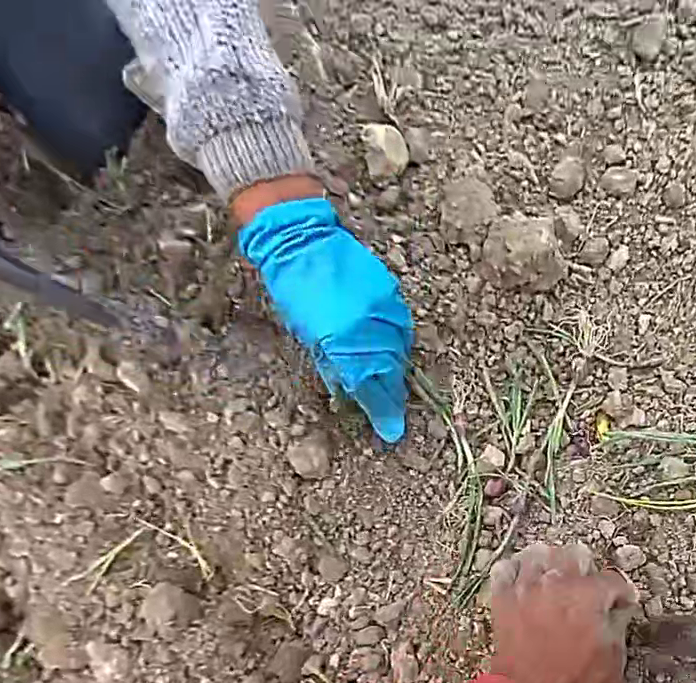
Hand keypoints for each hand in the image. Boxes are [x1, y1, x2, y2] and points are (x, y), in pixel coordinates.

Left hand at [237, 192, 412, 441]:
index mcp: (343, 340)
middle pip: (391, 372)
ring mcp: (386, 310)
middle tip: (393, 412)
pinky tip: (388, 345)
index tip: (391, 432)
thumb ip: (334, 364)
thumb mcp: (308, 334)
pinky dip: (396, 341)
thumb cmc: (294, 288)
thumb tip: (353, 391)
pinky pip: (402, 328)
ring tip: (390, 380)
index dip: (382, 412)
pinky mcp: (393, 295)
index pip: (370, 387)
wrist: (300, 237)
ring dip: (395, 368)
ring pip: (400, 351)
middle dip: (392, 394)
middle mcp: (370, 327)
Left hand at [487, 542, 636, 682]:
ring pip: (541, 553)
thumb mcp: (613, 660)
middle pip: (576, 554)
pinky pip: (506, 568)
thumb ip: (619, 626)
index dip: (620, 593)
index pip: (612, 579)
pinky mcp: (504, 598)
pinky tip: (525, 579)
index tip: (621, 603)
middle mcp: (558, 583)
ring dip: (552, 563)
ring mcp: (527, 587)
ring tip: (556, 577)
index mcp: (589, 595)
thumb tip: (618, 610)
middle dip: (587, 570)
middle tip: (588, 588)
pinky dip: (516, 569)